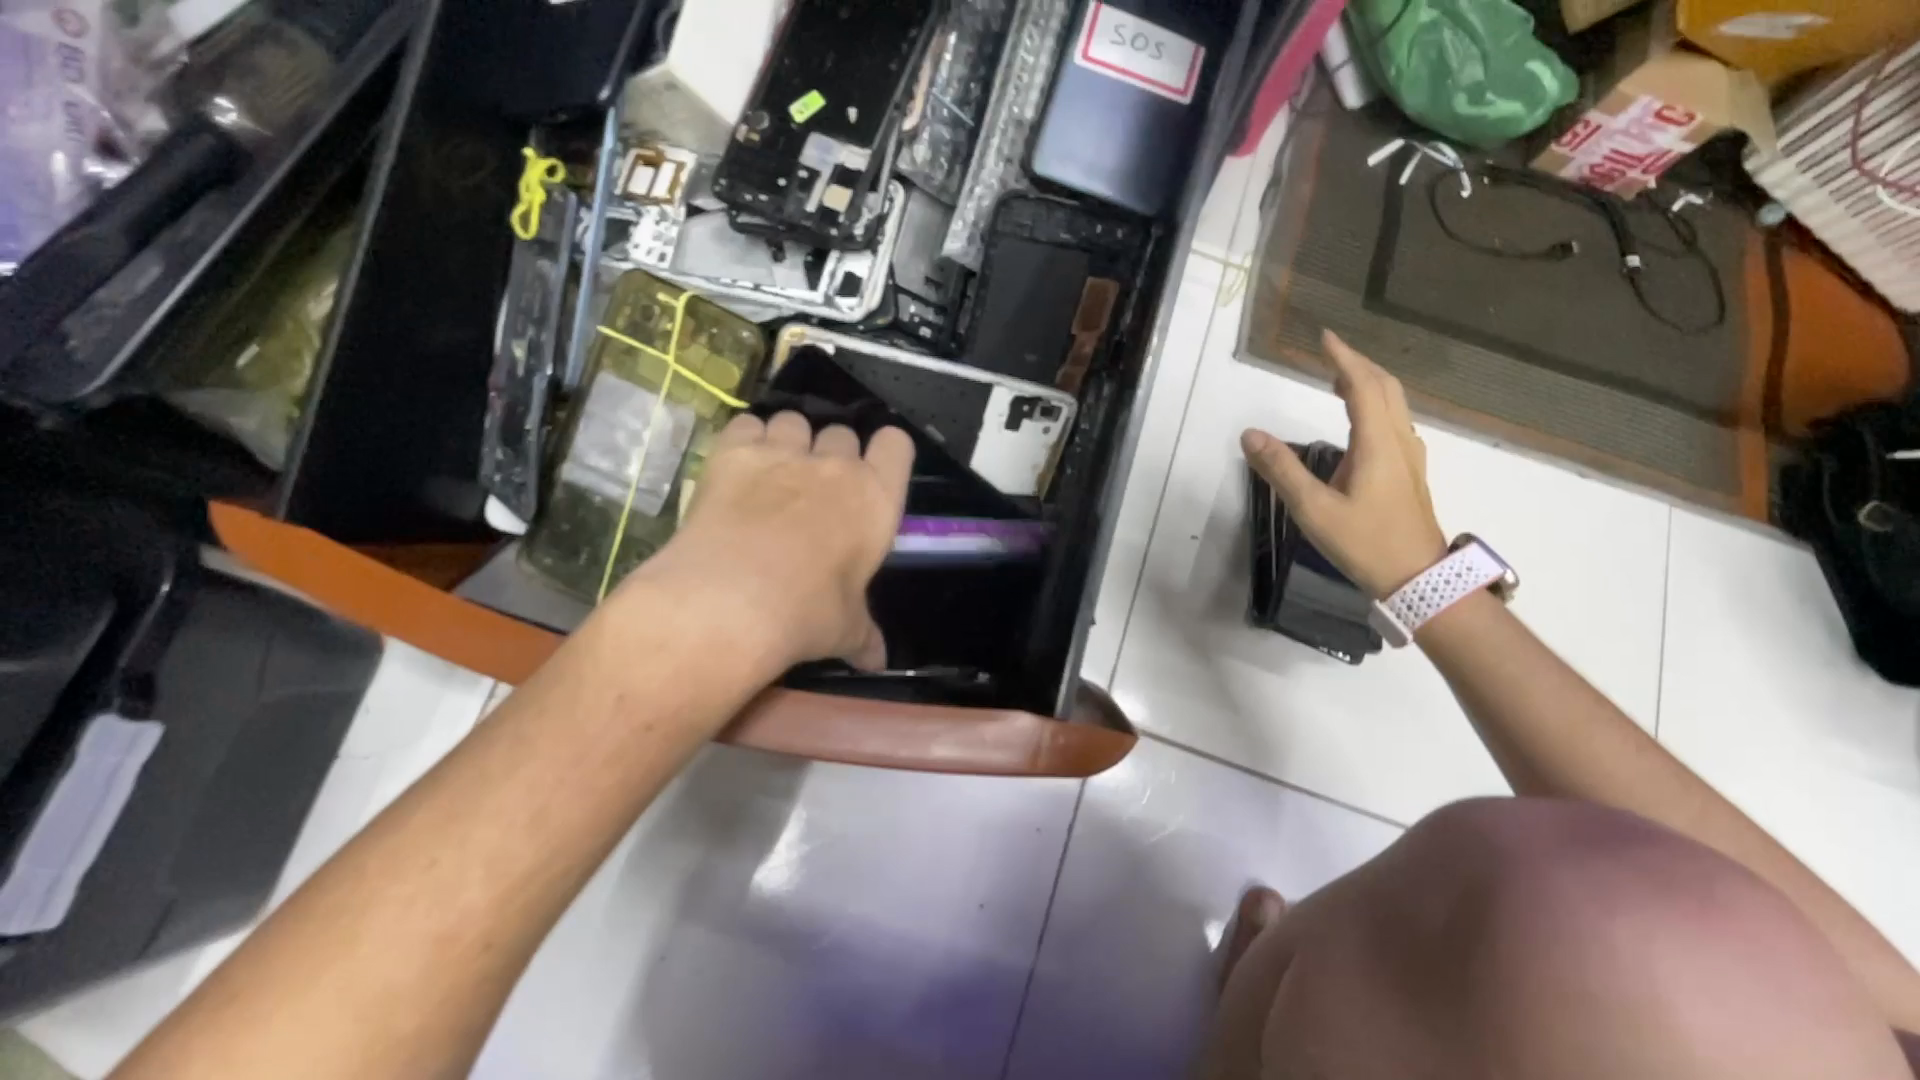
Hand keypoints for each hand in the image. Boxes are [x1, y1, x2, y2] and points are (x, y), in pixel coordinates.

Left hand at [623, 411, 912, 672]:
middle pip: (841, 433)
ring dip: (788, 441)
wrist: (731, 600)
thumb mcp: (844, 631)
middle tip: (815, 489)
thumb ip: (863, 637)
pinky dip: (745, 439)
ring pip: (793, 421)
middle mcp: (834, 466)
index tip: (873, 471)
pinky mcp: (733, 452)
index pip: (896, 445)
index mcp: (875, 500)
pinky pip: (747, 423)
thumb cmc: (806, 614)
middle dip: (831, 454)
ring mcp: (782, 453)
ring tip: (772, 473)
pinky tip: (737, 466)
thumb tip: (877, 662)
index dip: (885, 453)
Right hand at [1241, 331, 1446, 598]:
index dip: (1343, 358)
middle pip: (1385, 388)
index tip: (1324, 336)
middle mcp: (1399, 441)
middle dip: (1358, 365)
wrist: (1419, 579)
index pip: (1362, 385)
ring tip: (1339, 380)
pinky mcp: (1410, 474)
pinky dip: (1375, 406)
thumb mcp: (1315, 510)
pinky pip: (1394, 423)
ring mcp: (1410, 458)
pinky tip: (1360, 422)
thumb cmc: (1367, 544)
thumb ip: (1282, 471)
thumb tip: (1250, 435)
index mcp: (1378, 443)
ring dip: (1368, 384)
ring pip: (1394, 405)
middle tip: (1329, 354)